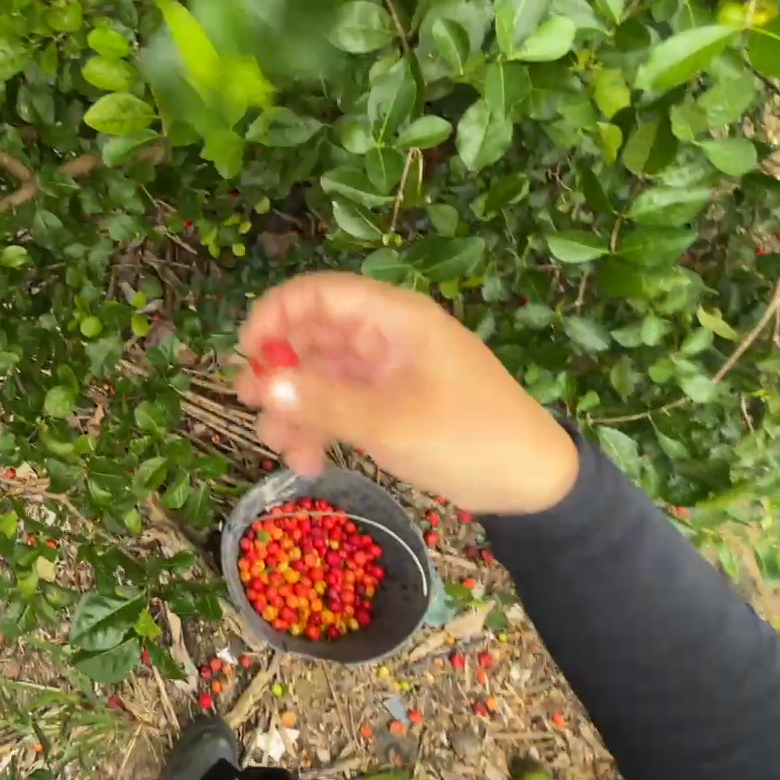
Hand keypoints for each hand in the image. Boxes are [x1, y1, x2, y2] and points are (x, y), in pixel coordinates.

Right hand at [235, 272, 577, 515]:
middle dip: (278, 370)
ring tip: (280, 447)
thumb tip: (262, 385)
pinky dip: (316, 428)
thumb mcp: (389, 422)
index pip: (318, 294)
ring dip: (293, 407)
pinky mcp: (383, 403)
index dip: (274, 314)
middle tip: (251, 403)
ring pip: (317, 375)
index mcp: (392, 318)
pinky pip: (334, 404)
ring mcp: (381, 371)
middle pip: (310, 336)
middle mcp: (382, 337)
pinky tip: (307, 461)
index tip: (247, 352)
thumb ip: (321, 402)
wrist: (532, 486)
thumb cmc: (468, 438)